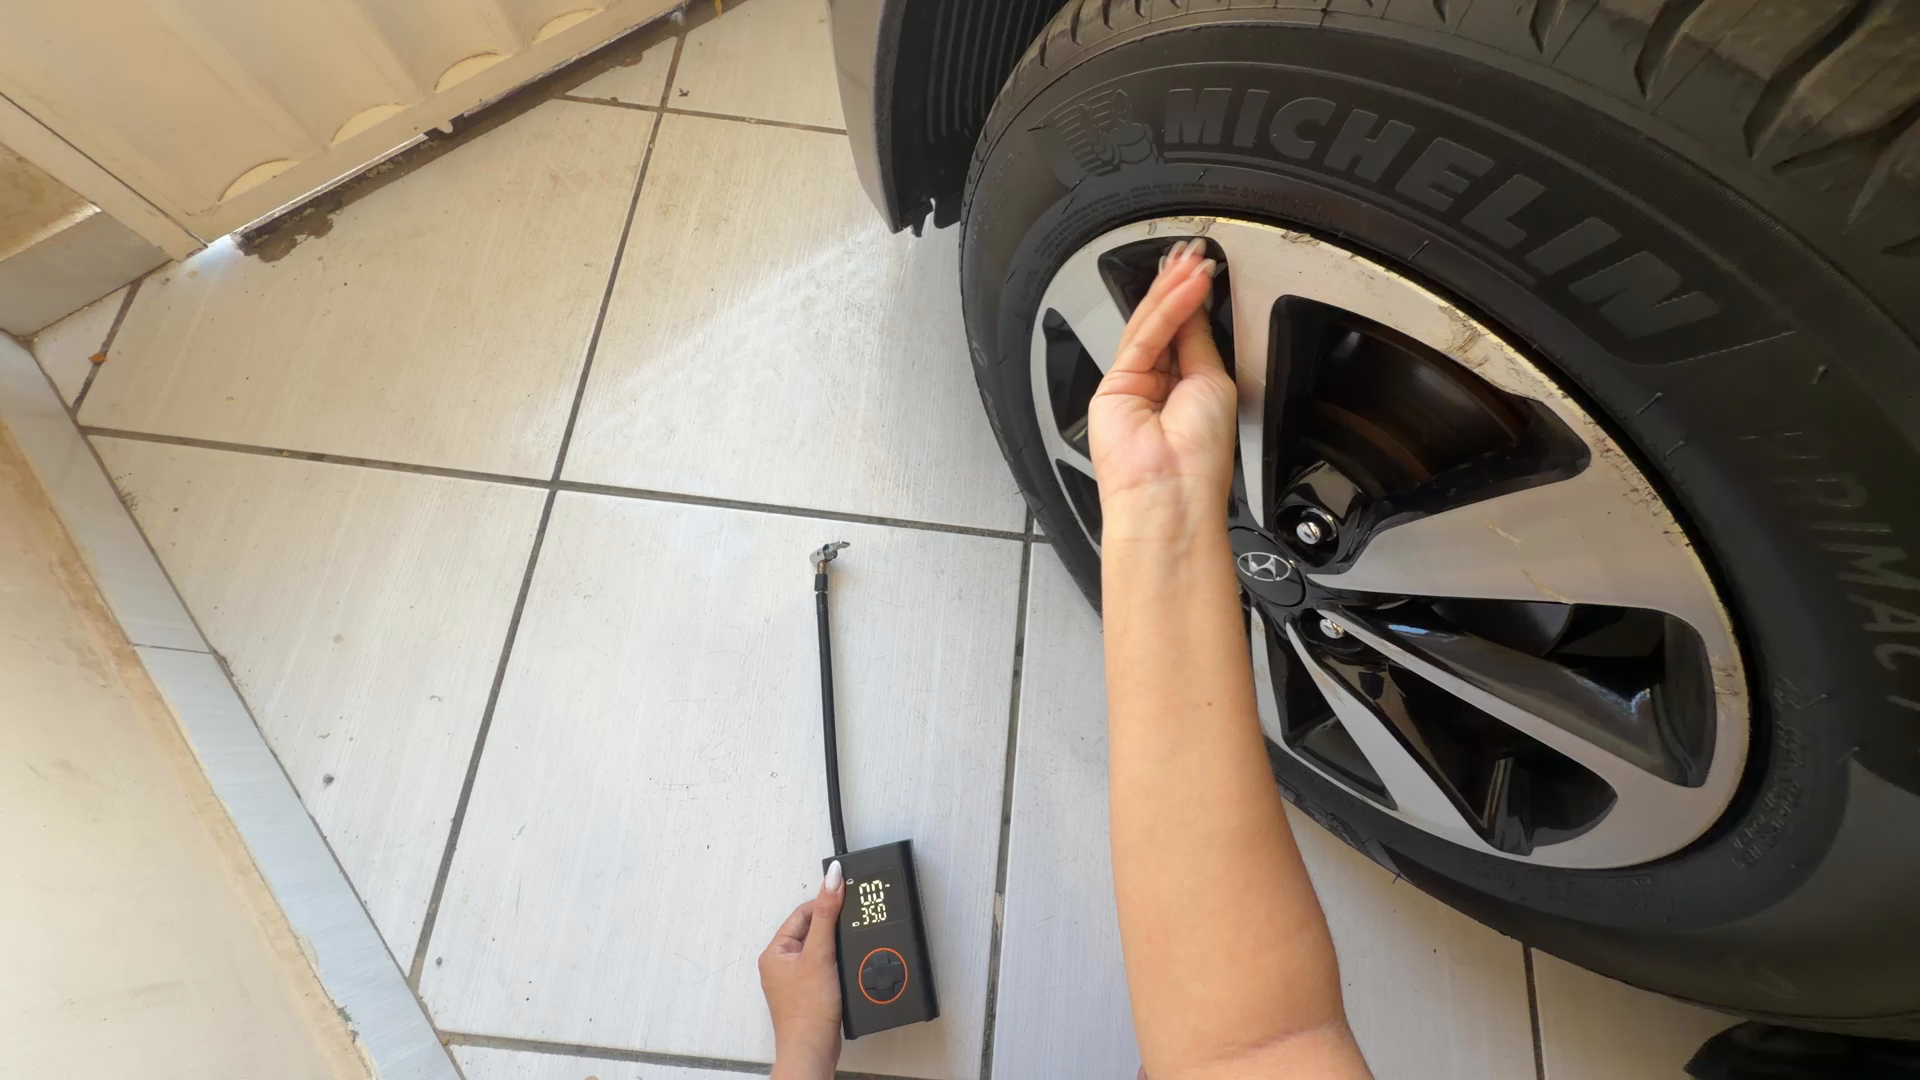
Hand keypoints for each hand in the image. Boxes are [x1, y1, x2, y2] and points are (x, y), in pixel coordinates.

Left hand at [760, 860, 845, 1079]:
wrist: (814, 1050)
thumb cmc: (808, 1011)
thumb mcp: (820, 953)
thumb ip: (827, 913)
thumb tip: (831, 878)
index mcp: (775, 951)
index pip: (803, 912)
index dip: (825, 905)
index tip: (844, 899)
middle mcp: (781, 963)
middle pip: (812, 928)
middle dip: (831, 927)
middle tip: (845, 930)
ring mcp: (794, 979)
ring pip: (819, 947)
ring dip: (834, 946)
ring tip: (842, 954)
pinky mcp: (808, 991)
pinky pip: (823, 964)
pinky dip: (836, 962)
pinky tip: (843, 969)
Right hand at [1087, 238, 1234, 543]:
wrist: (1171, 493)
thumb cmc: (1198, 460)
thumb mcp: (1213, 385)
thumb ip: (1198, 344)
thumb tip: (1197, 308)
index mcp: (1181, 392)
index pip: (1184, 334)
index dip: (1194, 301)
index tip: (1206, 272)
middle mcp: (1154, 387)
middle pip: (1164, 326)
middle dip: (1180, 287)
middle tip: (1196, 254)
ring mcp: (1131, 387)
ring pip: (1149, 327)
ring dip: (1172, 291)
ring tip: (1193, 261)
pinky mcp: (1113, 386)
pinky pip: (1142, 338)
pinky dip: (1166, 310)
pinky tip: (1186, 287)